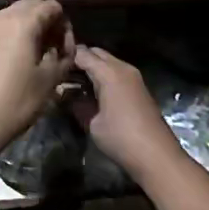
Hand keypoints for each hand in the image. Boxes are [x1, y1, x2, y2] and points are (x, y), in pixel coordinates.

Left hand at [0, 0, 75, 157]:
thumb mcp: (51, 78)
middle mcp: (3, 16)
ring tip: (41, 55)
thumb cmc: (18, 99)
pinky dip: (18, 32)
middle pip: (33, 5)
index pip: (52, 6)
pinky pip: (5, 25)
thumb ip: (63, 53)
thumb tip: (62, 45)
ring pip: (17, 14)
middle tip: (56, 49)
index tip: (67, 49)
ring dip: (33, 26)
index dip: (65, 24)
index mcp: (23, 21)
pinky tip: (24, 57)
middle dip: (49, 21)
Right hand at [71, 47, 186, 184]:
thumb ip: (76, 104)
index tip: (51, 65)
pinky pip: (116, 72)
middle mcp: (123, 68)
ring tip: (73, 83)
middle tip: (61, 73)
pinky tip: (91, 91)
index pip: (82, 53)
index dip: (66, 57)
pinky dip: (103, 76)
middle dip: (79, 60)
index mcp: (109, 73)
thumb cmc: (121, 138)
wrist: (157, 156)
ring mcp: (133, 77)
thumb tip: (64, 94)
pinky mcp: (139, 88)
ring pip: (107, 62)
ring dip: (92, 68)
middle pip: (97, 53)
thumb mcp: (92, 123)